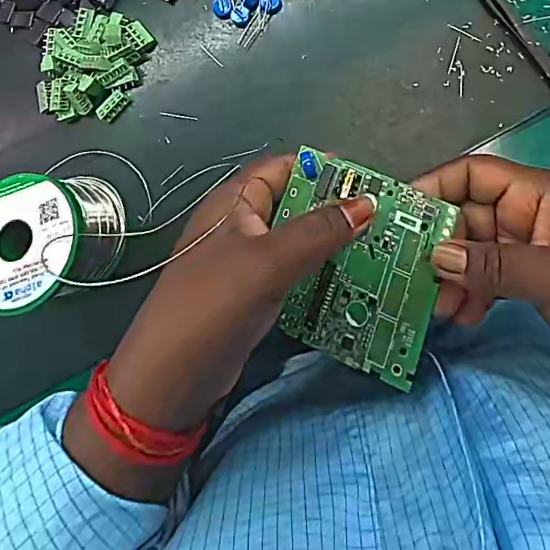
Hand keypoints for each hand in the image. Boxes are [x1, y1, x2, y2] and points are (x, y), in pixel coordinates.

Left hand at [63, 152, 372, 499]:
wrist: (168, 381)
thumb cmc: (212, 305)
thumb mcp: (267, 261)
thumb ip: (317, 231)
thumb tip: (366, 204)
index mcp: (234, 201)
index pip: (283, 168)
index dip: (322, 170)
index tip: (365, 183)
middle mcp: (239, 224)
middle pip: (294, 204)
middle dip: (334, 209)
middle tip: (381, 221)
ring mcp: (245, 261)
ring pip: (296, 240)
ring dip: (330, 243)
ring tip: (376, 251)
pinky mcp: (252, 295)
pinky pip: (292, 272)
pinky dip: (319, 273)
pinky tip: (349, 284)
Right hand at [413, 155, 549, 409]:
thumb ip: (498, 266)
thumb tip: (437, 254)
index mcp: (537, 194)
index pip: (473, 174)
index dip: (435, 186)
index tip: (400, 211)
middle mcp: (524, 212)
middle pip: (464, 214)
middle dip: (439, 244)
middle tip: (413, 273)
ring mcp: (523, 244)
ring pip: (468, 248)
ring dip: (450, 274)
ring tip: (438, 305)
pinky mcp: (525, 274)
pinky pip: (482, 274)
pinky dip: (468, 291)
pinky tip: (461, 314)